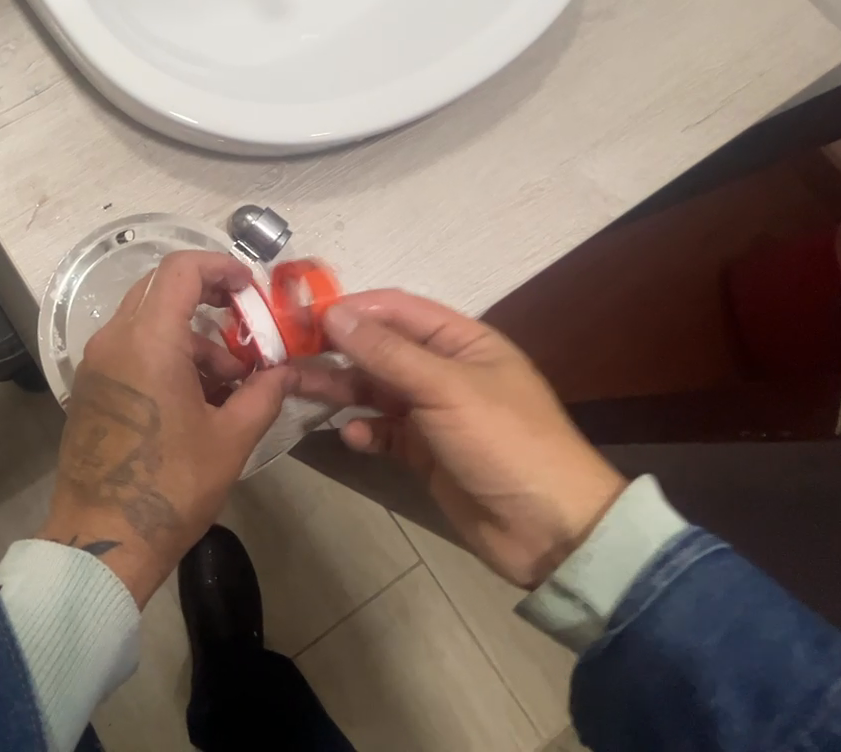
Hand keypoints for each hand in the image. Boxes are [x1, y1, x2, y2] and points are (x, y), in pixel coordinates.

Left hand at [38, 251, 297, 606]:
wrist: (103, 537)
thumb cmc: (171, 485)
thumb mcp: (231, 438)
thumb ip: (263, 394)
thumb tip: (284, 373)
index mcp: (148, 339)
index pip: (180, 269)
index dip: (219, 267)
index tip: (250, 288)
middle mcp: (114, 338)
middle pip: (162, 290)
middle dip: (209, 301)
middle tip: (247, 329)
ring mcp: (96, 361)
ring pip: (148, 321)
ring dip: (192, 338)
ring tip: (231, 383)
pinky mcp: (91, 384)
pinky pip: (131, 348)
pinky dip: (166, 354)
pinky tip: (198, 396)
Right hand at [301, 289, 626, 588]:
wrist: (552, 531)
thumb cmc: (505, 442)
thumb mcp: (445, 389)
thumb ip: (386, 352)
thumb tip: (332, 314)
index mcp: (461, 341)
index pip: (395, 309)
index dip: (351, 309)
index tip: (302, 317)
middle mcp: (443, 369)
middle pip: (378, 348)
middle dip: (336, 350)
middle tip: (288, 355)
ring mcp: (432, 411)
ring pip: (373, 389)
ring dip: (339, 389)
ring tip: (299, 390)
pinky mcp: (424, 450)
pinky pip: (383, 430)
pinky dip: (364, 430)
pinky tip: (354, 438)